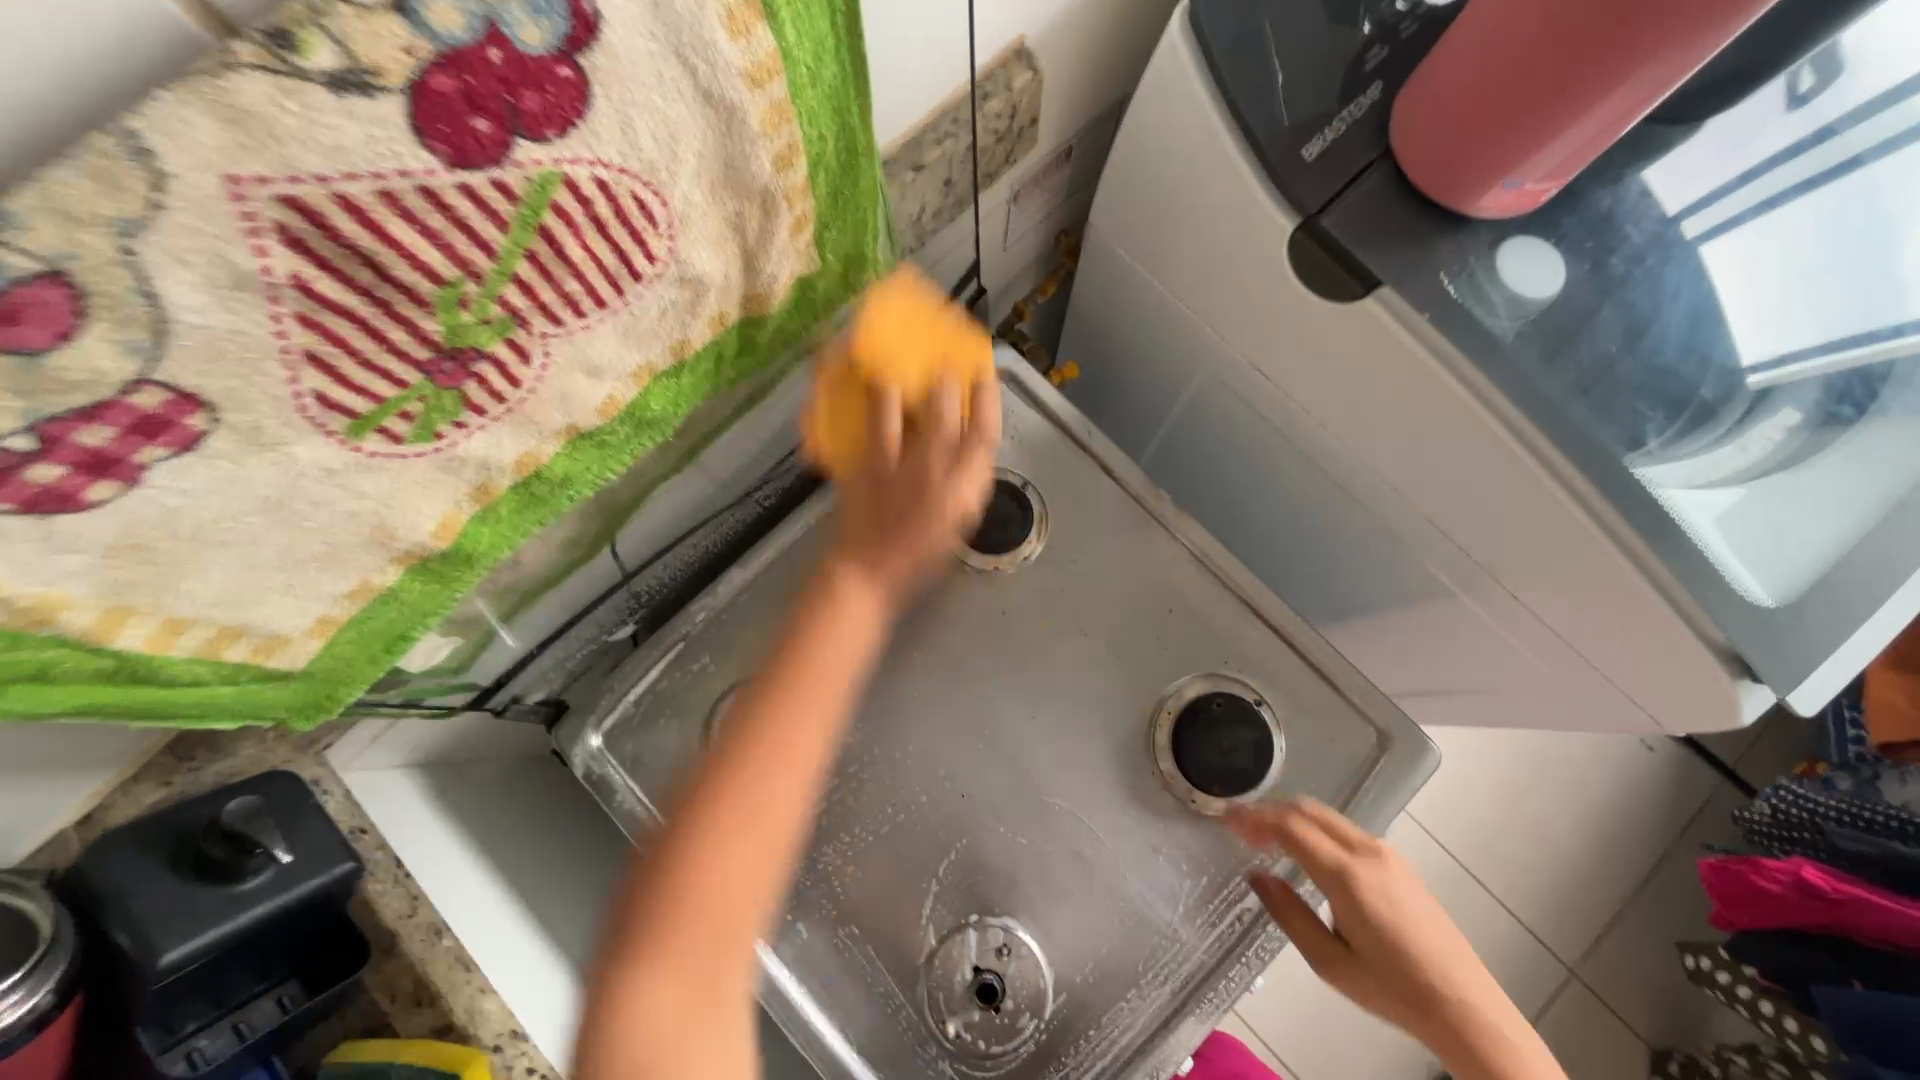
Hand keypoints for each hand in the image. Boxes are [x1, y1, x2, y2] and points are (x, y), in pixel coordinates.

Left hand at [821, 372, 1000, 610]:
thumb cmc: (917, 558)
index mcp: (965, 492)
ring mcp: (901, 467)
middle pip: (951, 416)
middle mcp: (938, 474)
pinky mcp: (869, 466)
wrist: (868, 574)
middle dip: (953, 383)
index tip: (986, 379)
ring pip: (916, 414)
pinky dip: (882, 400)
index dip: (988, 403)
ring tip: (913, 367)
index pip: (985, 437)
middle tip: (950, 363)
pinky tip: (882, 386)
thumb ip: (964, 486)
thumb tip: (966, 451)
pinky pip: (878, 423)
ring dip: (919, 385)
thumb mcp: (956, 524)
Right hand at [1226, 801, 1540, 1065]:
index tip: (1226, 819)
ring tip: (1266, 840)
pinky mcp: (1399, 865)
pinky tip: (1306, 854)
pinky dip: (1316, 830)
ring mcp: (1388, 855)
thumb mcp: (1329, 962)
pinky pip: (1346, 832)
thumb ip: (1289, 914)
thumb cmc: (1392, 990)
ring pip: (1329, 818)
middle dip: (1270, 811)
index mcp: (1347, 875)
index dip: (1254, 818)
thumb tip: (1258, 876)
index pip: (1290, 826)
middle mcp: (1368, 852)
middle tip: (1241, 828)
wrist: (1464, 1005)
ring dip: (1294, 819)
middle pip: (1309, 810)